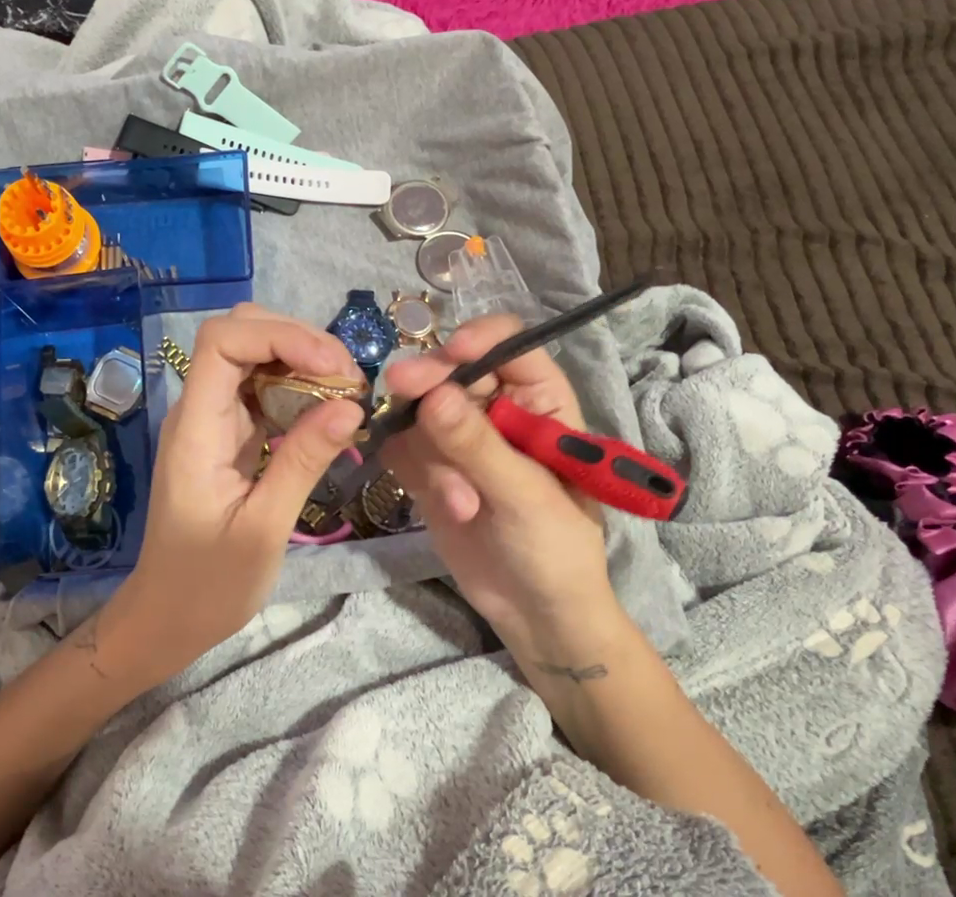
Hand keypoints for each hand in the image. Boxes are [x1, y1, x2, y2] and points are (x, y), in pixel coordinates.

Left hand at [109, 305, 364, 681]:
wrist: (169, 615)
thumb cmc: (208, 583)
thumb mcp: (263, 528)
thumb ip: (302, 461)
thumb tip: (350, 405)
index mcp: (196, 428)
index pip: (223, 341)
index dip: (280, 336)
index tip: (333, 369)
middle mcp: (199, 412)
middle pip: (239, 336)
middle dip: (297, 341)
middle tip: (349, 380)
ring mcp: (211, 423)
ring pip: (253, 359)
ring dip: (302, 363)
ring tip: (347, 394)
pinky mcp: (226, 438)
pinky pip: (260, 393)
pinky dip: (297, 390)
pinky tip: (328, 414)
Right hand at [381, 315, 616, 648]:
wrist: (535, 614)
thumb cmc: (556, 551)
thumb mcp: (525, 496)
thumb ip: (476, 445)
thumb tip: (432, 395)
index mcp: (541, 403)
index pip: (510, 348)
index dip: (480, 341)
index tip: (449, 352)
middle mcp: (497, 411)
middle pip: (452, 373)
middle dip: (429, 386)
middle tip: (399, 388)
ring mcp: (459, 440)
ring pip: (420, 413)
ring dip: (431, 454)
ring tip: (460, 505)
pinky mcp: (430, 468)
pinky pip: (402, 447)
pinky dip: (411, 469)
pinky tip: (439, 504)